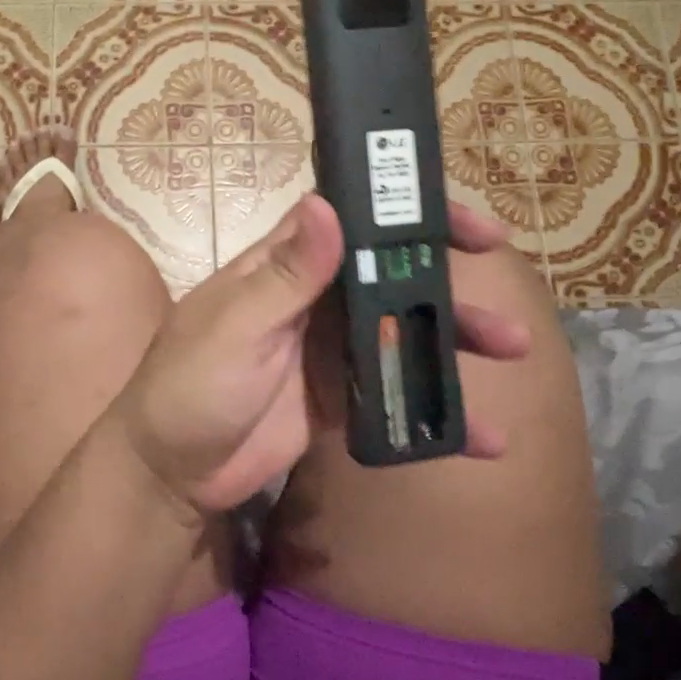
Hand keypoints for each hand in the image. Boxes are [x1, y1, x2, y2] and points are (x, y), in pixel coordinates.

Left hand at [108, 194, 531, 516]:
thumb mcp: (235, 328)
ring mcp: (323, 352)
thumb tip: (326, 206)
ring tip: (511, 354)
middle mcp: (310, 300)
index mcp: (281, 268)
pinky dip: (434, 410)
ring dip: (453, 342)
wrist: (169, 473)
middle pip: (390, 278)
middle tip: (504, 294)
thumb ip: (284, 275)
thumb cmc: (189, 387)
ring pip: (399, 333)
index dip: (409, 215)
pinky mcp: (333, 401)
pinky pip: (392, 395)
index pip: (352, 222)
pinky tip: (481, 436)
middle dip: (448, 285)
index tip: (469, 226)